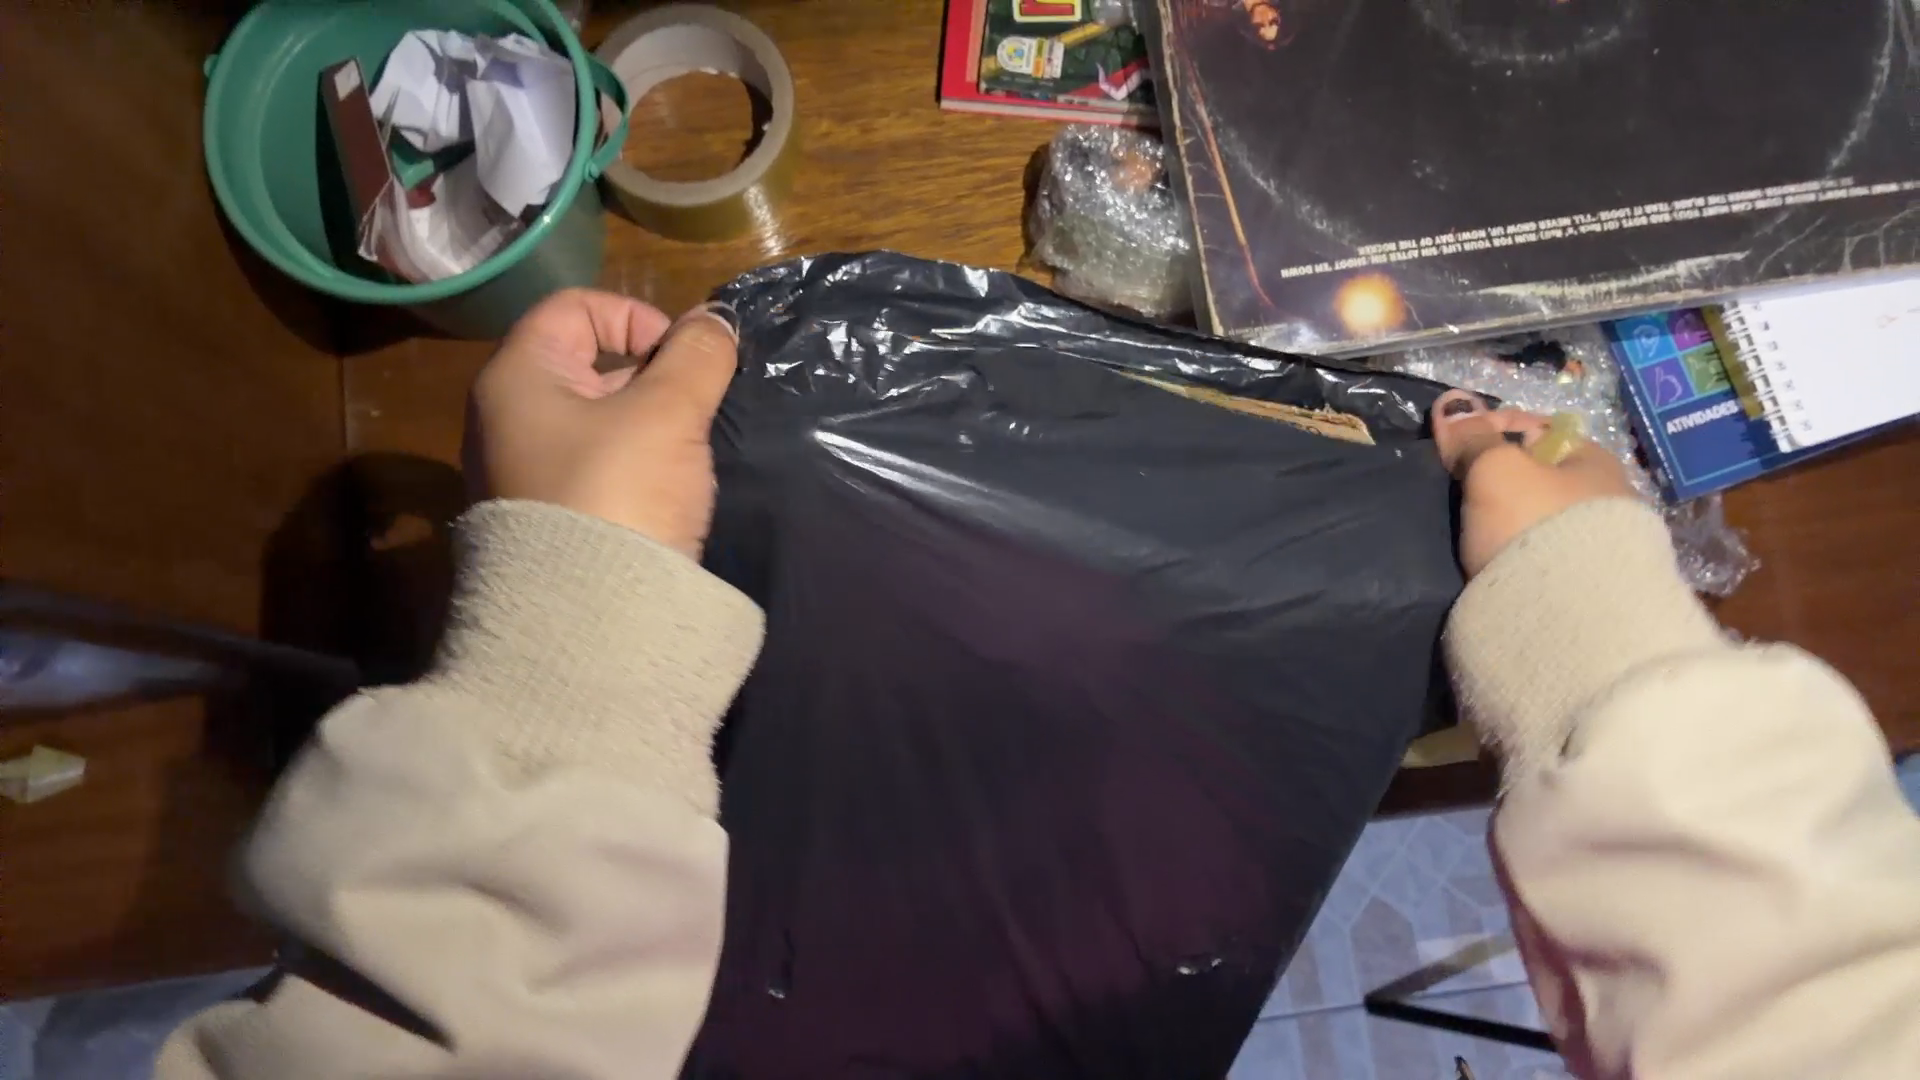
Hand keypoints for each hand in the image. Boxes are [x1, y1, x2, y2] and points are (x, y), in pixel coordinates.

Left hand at [466, 289, 739, 558]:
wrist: (591, 617)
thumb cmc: (619, 491)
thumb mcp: (668, 414)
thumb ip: (696, 357)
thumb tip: (715, 319)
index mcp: (518, 379)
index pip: (575, 308)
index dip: (638, 316)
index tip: (685, 360)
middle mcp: (511, 419)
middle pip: (592, 364)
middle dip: (656, 376)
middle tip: (698, 407)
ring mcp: (530, 472)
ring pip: (604, 419)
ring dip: (655, 423)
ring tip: (690, 451)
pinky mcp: (557, 516)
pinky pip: (605, 464)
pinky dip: (642, 462)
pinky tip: (672, 487)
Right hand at [1431, 390, 1636, 577]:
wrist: (1568, 613)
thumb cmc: (1535, 523)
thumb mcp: (1496, 469)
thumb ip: (1473, 437)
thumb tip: (1452, 400)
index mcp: (1593, 460)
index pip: (1533, 428)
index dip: (1488, 428)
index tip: (1451, 447)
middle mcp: (1601, 495)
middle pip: (1530, 472)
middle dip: (1490, 475)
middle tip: (1451, 488)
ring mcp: (1591, 541)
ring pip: (1529, 512)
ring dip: (1495, 513)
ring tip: (1461, 525)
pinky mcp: (1576, 581)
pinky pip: (1530, 548)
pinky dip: (1505, 545)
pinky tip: (1482, 554)